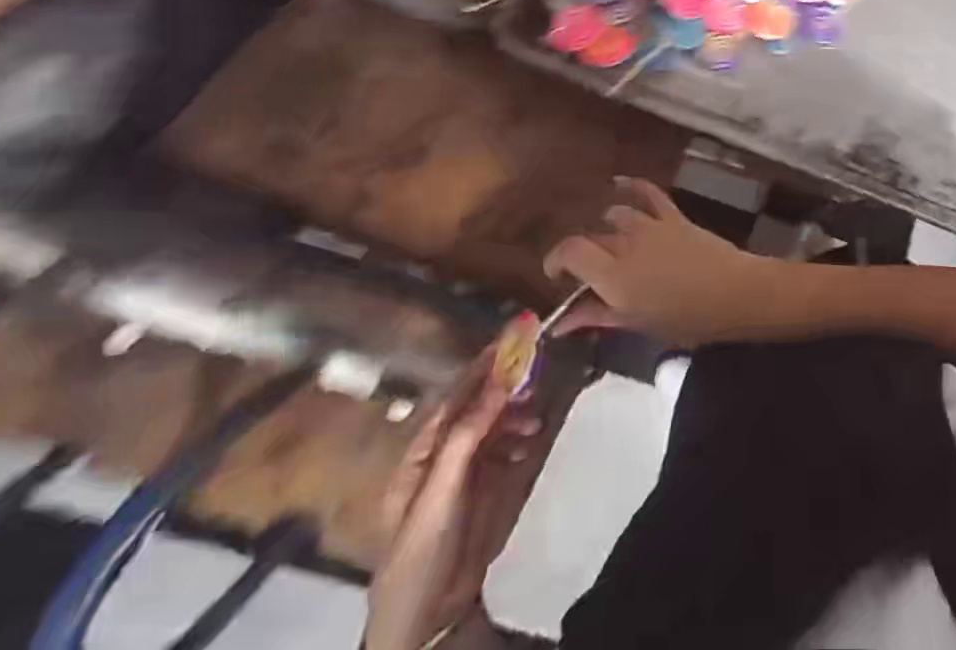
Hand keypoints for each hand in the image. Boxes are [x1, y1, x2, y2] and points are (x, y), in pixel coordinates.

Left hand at [365, 347, 540, 649]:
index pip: (455, 397)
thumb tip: (497, 384)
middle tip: (534, 368)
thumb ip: (467, 436)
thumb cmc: (420, 550)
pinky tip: (533, 437)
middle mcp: (444, 452)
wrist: (427, 616)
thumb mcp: (440, 491)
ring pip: (495, 426)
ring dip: (515, 412)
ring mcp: (467, 470)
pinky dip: (521, 437)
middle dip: (503, 386)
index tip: (511, 338)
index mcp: (422, 449)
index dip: (481, 367)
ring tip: (535, 412)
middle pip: (477, 407)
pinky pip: (507, 449)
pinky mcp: (488, 487)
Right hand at [543, 178, 776, 346]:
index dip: (555, 261)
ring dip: (607, 228)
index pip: (569, 253)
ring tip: (611, 244)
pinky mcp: (673, 217)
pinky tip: (619, 183)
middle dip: (585, 255)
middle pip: (592, 239)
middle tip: (592, 276)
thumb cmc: (687, 319)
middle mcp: (626, 244)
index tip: (557, 276)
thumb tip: (561, 323)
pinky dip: (632, 186)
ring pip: (615, 216)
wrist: (735, 292)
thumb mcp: (638, 323)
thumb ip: (598, 316)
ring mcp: (651, 226)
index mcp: (613, 275)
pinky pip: (648, 193)